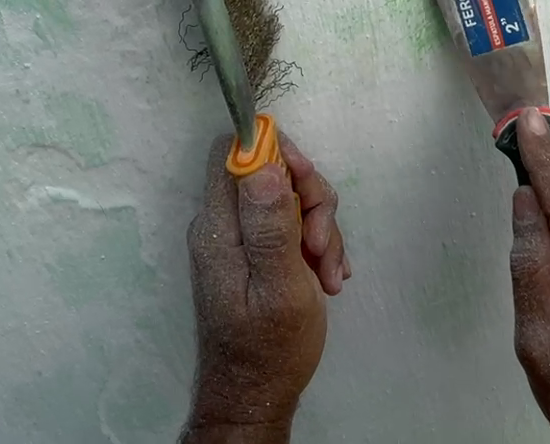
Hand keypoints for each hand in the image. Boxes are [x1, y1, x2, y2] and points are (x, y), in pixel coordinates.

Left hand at [181, 133, 348, 443]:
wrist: (259, 398)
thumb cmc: (269, 347)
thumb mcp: (279, 286)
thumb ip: (271, 226)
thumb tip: (263, 166)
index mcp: (220, 227)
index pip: (233, 154)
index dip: (272, 151)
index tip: (304, 177)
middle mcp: (226, 225)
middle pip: (272, 172)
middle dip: (309, 197)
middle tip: (322, 240)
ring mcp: (244, 238)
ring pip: (292, 197)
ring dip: (321, 227)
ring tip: (329, 272)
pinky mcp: (261, 252)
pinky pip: (297, 224)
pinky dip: (320, 244)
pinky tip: (329, 277)